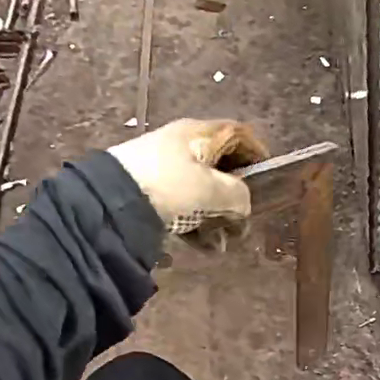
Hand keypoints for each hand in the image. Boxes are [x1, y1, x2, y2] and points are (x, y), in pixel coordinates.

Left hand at [108, 118, 268, 248]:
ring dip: (218, 217)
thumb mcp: (214, 190)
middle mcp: (183, 146)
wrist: (111, 201)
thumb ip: (239, 197)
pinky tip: (204, 246)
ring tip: (223, 242)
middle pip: (222, 168)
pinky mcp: (151, 192)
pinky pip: (184, 207)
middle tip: (244, 221)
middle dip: (236, 198)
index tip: (268, 179)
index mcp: (200, 134)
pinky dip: (197, 225)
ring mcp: (166, 170)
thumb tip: (243, 206)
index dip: (257, 154)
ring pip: (203, 192)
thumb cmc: (171, 185)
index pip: (238, 134)